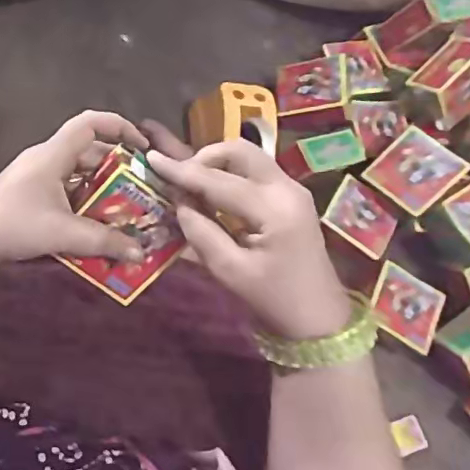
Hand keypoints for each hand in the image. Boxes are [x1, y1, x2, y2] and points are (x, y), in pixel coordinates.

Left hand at [0, 110, 151, 266]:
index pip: (90, 123)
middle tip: (140, 193)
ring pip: (77, 177)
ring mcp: (35, 179)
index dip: (120, 127)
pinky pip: (64, 194)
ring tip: (124, 215)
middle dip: (117, 172)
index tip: (142, 147)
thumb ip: (104, 242)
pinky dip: (82, 207)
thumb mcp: (62, 233)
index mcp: (53, 155)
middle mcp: (45, 160)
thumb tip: (138, 252)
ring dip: (100, 193)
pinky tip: (95, 229)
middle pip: (89, 153)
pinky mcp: (28, 198)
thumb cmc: (12, 224)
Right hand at [145, 140, 351, 339]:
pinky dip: (229, 175)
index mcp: (274, 209)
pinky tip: (211, 193)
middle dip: (204, 158)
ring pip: (248, 158)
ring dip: (216, 164)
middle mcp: (286, 189)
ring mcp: (292, 191)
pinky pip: (255, 172)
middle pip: (240, 152)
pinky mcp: (290, 198)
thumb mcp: (230, 271)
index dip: (182, 170)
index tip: (151, 159)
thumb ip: (201, 232)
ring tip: (191, 186)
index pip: (218, 181)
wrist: (318, 317)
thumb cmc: (274, 299)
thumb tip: (178, 202)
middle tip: (178, 178)